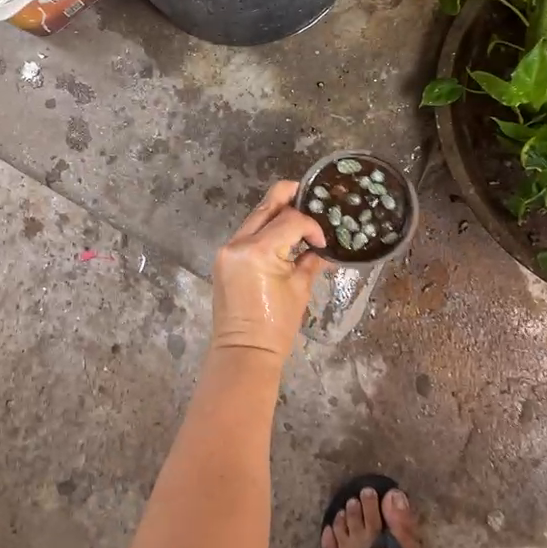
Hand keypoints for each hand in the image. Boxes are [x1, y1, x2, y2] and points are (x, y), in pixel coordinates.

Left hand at [209, 182, 326, 358]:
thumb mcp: (300, 289)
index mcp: (259, 250)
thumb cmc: (277, 325)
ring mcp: (228, 249)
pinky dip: (264, 231)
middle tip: (310, 196)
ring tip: (299, 219)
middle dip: (290, 198)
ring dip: (276, 214)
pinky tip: (281, 236)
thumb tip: (322, 246)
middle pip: (266, 205)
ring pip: (255, 217)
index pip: (290, 219)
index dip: (310, 225)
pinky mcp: (224, 258)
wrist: (244, 351)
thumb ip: (310, 260)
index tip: (322, 241)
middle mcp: (239, 242)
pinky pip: (247, 234)